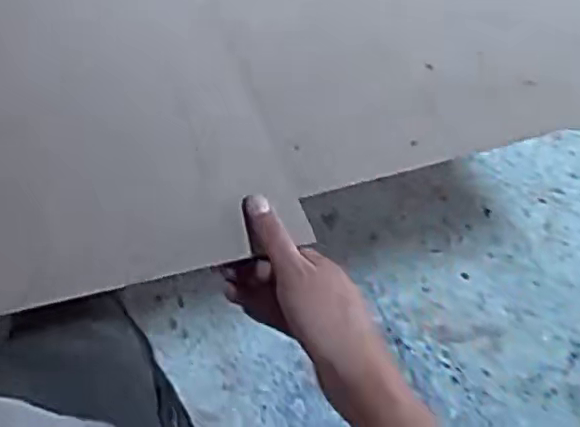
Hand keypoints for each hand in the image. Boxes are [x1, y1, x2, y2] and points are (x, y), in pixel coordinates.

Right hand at [222, 196, 434, 426]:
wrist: (355, 379)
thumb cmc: (327, 320)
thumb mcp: (292, 270)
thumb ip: (272, 236)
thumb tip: (258, 200)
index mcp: (318, 263)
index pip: (282, 245)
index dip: (255, 245)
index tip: (231, 249)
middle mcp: (320, 283)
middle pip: (278, 269)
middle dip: (249, 270)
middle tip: (224, 272)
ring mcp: (318, 311)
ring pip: (278, 294)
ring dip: (252, 290)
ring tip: (228, 290)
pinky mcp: (314, 336)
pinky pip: (283, 314)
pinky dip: (264, 309)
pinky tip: (246, 307)